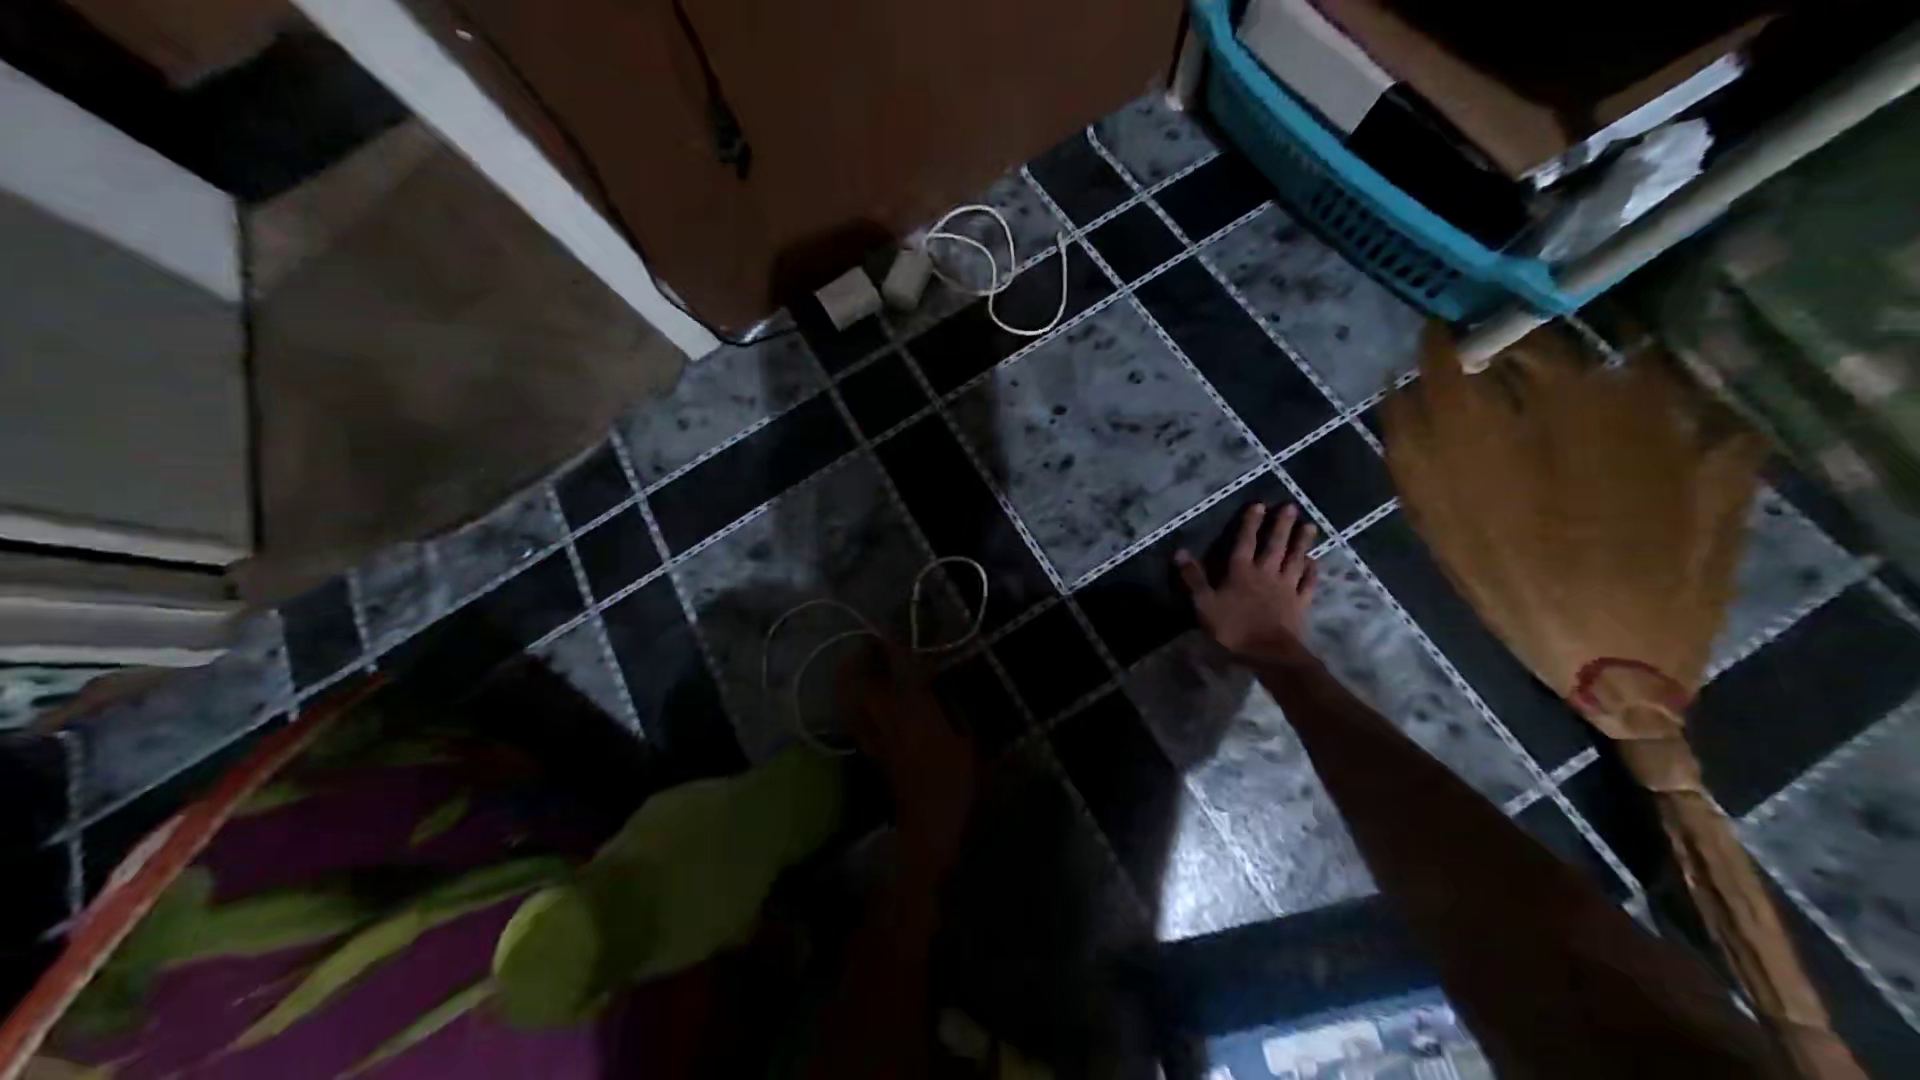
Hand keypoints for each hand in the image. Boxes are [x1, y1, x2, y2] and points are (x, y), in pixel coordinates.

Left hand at [839, 645, 975, 868]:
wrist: (930, 822)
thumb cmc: (956, 778)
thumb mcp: (967, 735)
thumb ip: (956, 702)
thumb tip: (950, 676)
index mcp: (913, 708)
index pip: (899, 665)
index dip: (895, 642)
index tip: (895, 626)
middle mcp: (886, 716)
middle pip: (859, 678)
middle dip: (861, 655)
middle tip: (872, 644)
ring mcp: (872, 734)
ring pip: (848, 697)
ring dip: (850, 676)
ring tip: (860, 665)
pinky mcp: (869, 750)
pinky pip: (852, 717)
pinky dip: (852, 700)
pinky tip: (864, 699)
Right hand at [1175, 503, 1318, 668]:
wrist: (1270, 652)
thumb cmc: (1233, 628)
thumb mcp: (1204, 604)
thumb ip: (1193, 578)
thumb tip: (1180, 552)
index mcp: (1241, 572)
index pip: (1245, 542)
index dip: (1250, 523)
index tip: (1258, 505)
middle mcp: (1266, 573)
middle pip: (1275, 545)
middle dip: (1282, 525)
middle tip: (1291, 507)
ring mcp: (1286, 587)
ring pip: (1295, 559)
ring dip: (1302, 542)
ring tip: (1309, 526)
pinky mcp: (1300, 603)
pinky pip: (1308, 583)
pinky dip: (1312, 571)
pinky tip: (1315, 561)